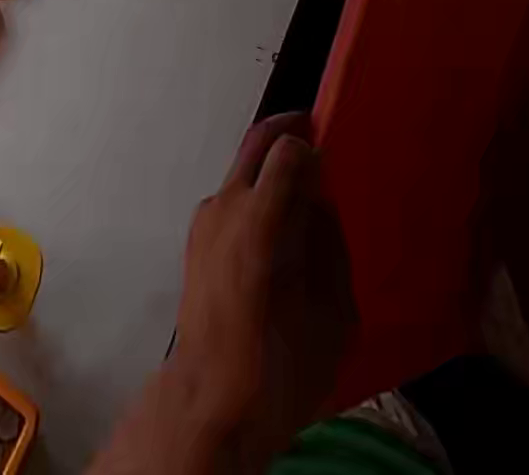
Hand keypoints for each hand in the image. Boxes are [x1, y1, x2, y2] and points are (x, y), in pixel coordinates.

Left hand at [88, 112, 355, 474]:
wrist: (211, 397)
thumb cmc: (279, 365)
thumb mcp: (332, 311)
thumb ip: (328, 244)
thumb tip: (319, 202)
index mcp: (260, 222)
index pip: (285, 150)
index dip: (313, 144)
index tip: (330, 155)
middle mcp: (225, 207)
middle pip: (255, 142)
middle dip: (286, 131)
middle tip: (314, 134)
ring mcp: (205, 219)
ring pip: (241, 170)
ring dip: (270, 169)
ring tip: (302, 202)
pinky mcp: (196, 235)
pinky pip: (231, 199)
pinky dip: (256, 196)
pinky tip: (276, 236)